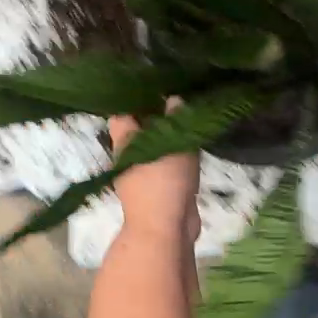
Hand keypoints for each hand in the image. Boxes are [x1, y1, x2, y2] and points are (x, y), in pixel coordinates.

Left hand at [109, 107, 199, 243]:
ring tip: (191, 122)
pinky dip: (178, 157)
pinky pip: (167, 165)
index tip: (160, 87)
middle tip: (182, 101)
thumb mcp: (173, 144)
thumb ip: (176, 120)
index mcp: (125, 141)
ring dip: (171, 137)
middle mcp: (130, 155)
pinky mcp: (159, 189)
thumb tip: (174, 99)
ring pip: (156, 146)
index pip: (124, 109)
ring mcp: (143, 174)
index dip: (139, 97)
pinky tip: (193, 150)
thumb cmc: (163, 183)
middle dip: (158, 116)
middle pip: (140, 127)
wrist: (165, 230)